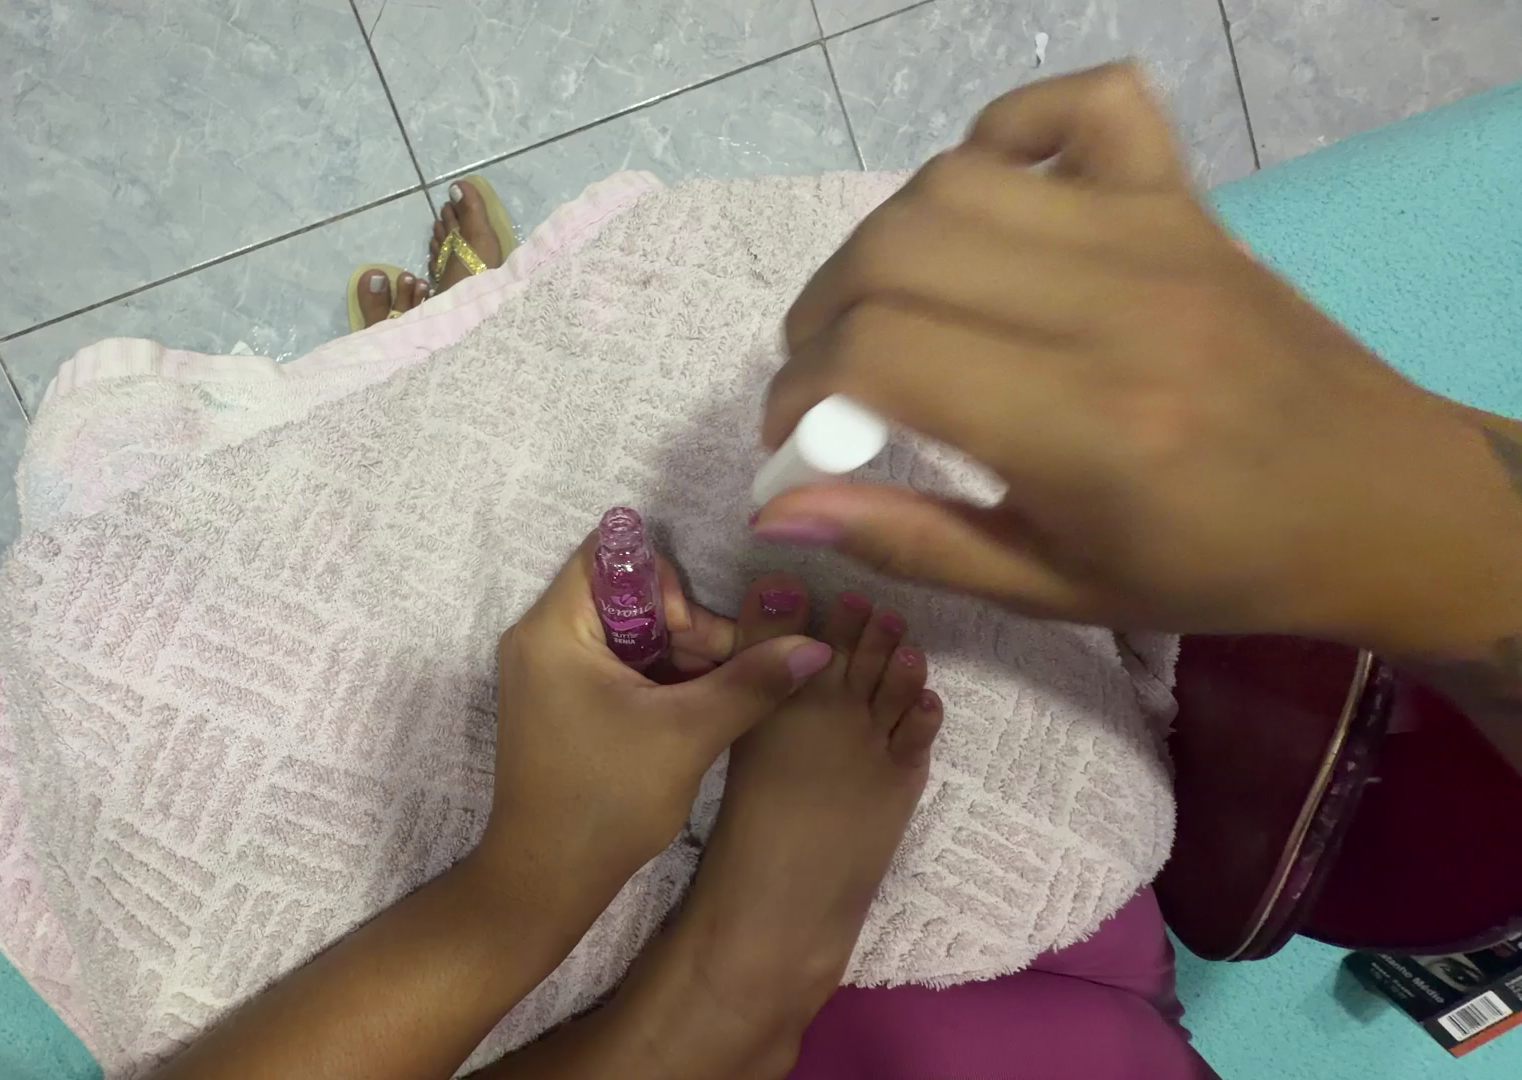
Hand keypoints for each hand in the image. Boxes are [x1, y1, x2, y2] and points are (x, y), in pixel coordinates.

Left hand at [480, 532, 832, 901]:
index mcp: (553, 628)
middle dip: (682, 628)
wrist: (547, 878)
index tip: (691, 630)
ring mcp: (546, 669)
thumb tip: (815, 646)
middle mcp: (540, 637)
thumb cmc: (607, 799)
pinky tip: (691, 710)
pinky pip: (612, 663)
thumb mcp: (688, 733)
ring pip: (624, 632)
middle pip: (623, 596)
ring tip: (716, 696)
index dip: (663, 580)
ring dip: (675, 656)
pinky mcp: (558, 698)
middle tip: (724, 670)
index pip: (608, 555)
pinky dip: (653, 677)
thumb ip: (752, 682)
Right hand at [760, 64, 1521, 653]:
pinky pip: (1080, 107)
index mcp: (1081, 426)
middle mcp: (1112, 306)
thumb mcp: (1038, 589)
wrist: (1381, 503)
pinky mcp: (1182, 198)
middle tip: (821, 378)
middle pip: (894, 253)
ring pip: (952, 181)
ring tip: (875, 310)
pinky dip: (1001, 136)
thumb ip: (901, 542)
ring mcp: (1154, 233)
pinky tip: (979, 207)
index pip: (877, 353)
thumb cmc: (1200, 566)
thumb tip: (774, 511)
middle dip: (816, 318)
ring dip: (875, 246)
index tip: (791, 434)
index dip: (797, 388)